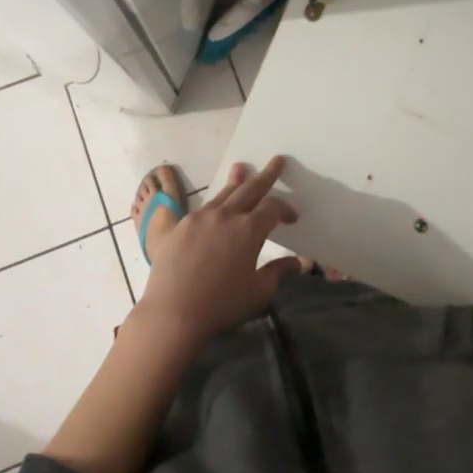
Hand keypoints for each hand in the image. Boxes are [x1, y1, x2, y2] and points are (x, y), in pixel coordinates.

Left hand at [135, 157, 302, 347]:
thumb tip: (299, 262)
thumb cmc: (221, 305)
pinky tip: (212, 208)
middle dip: (266, 175)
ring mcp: (198, 218)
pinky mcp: (178, 227)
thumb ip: (278, 272)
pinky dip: (212, 205)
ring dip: (235, 181)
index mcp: (248, 230)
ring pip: (222, 194)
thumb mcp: (258, 292)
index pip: (273, 208)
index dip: (285, 209)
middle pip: (250, 189)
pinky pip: (200, 210)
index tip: (293, 218)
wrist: (173, 312)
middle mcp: (225, 216)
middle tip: (277, 160)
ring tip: (241, 168)